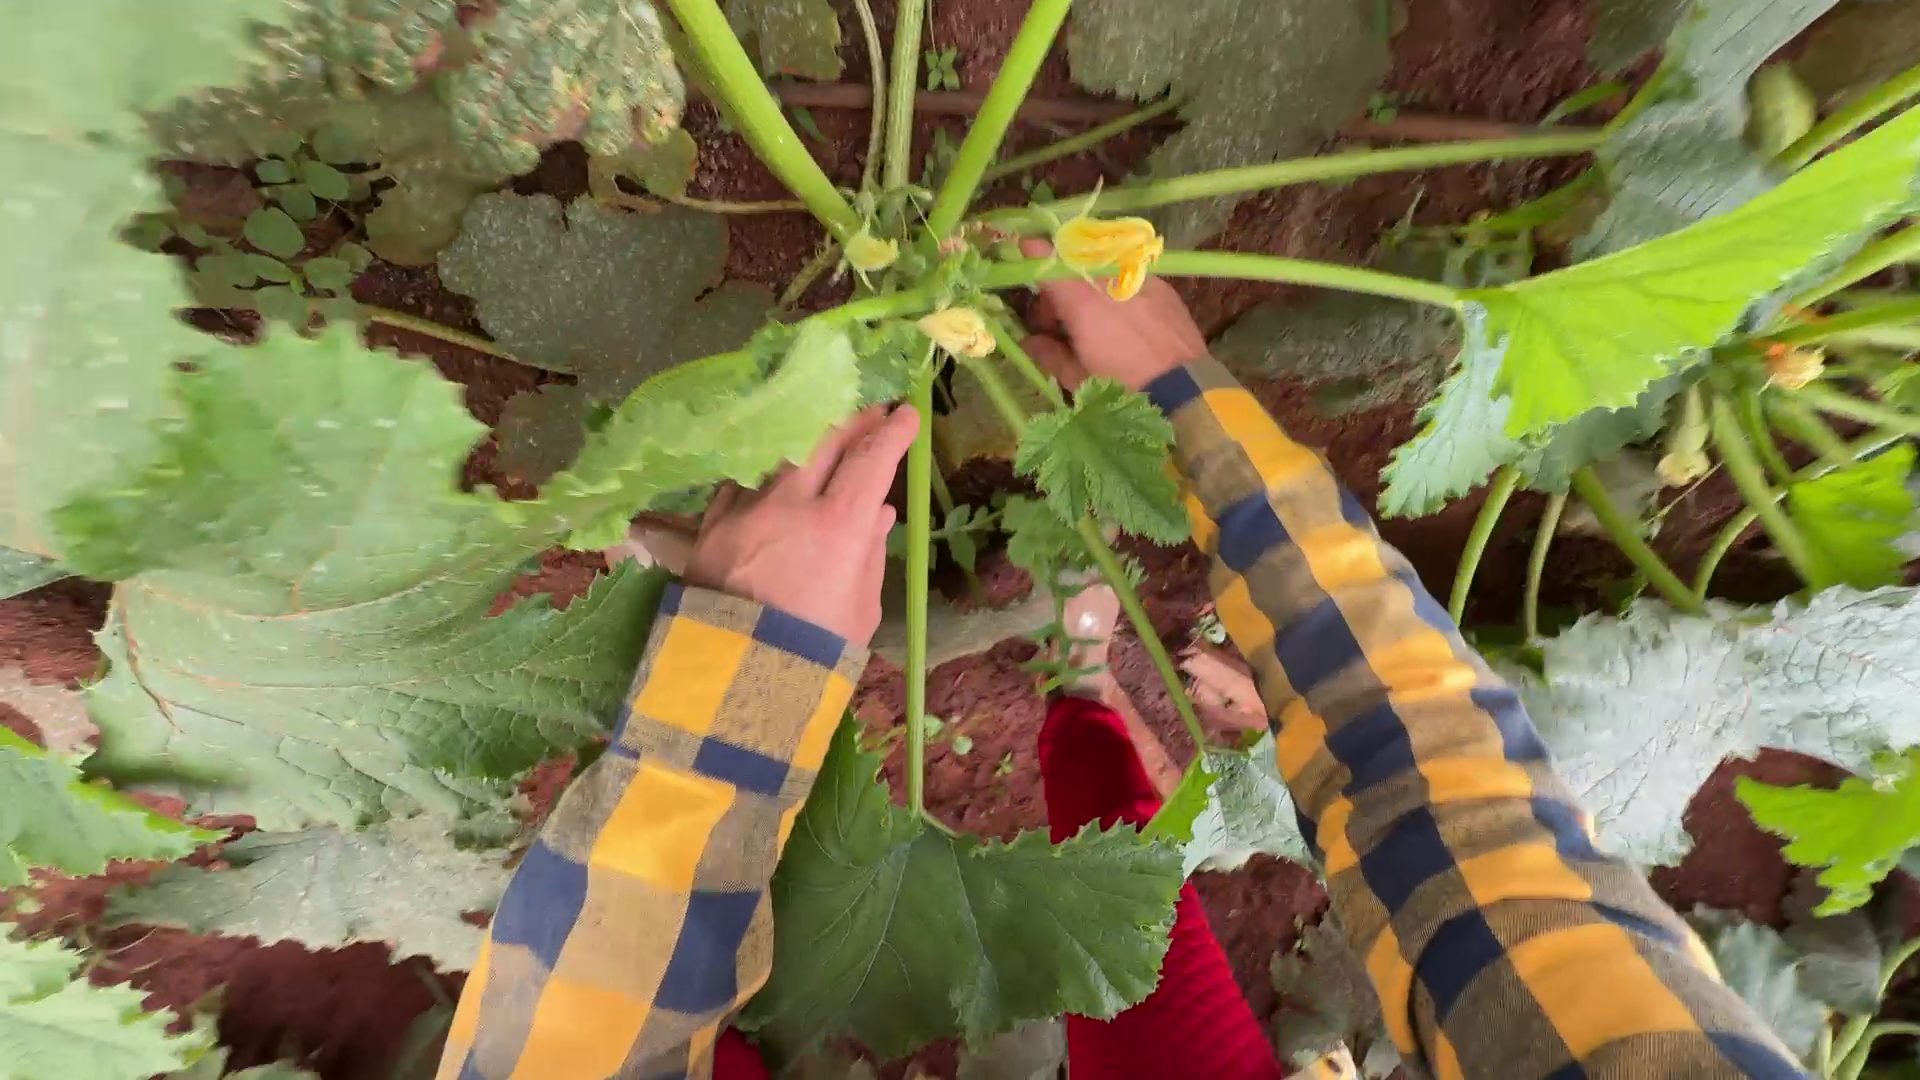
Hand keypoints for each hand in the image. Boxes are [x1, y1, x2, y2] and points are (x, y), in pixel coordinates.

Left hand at [684, 406, 919, 647]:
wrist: (735, 679)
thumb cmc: (814, 650)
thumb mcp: (860, 608)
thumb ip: (870, 553)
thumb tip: (878, 512)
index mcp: (838, 526)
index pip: (872, 459)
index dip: (893, 433)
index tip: (906, 416)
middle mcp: (791, 503)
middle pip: (825, 440)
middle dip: (855, 421)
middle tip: (872, 413)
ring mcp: (747, 509)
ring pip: (781, 453)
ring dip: (809, 441)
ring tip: (823, 439)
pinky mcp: (712, 524)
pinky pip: (742, 482)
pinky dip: (765, 476)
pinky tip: (772, 480)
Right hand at [1020, 237, 1207, 390]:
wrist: (1184, 391)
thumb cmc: (1123, 389)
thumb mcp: (1078, 379)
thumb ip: (1049, 354)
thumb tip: (1030, 342)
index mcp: (1083, 303)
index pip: (1049, 263)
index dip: (1032, 259)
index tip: (1022, 260)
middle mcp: (1110, 281)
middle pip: (1073, 266)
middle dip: (1060, 289)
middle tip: (1058, 324)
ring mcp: (1139, 279)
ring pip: (1101, 270)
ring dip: (1088, 289)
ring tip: (1093, 324)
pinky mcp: (1162, 287)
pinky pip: (1127, 279)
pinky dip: (1115, 293)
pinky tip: (1122, 321)